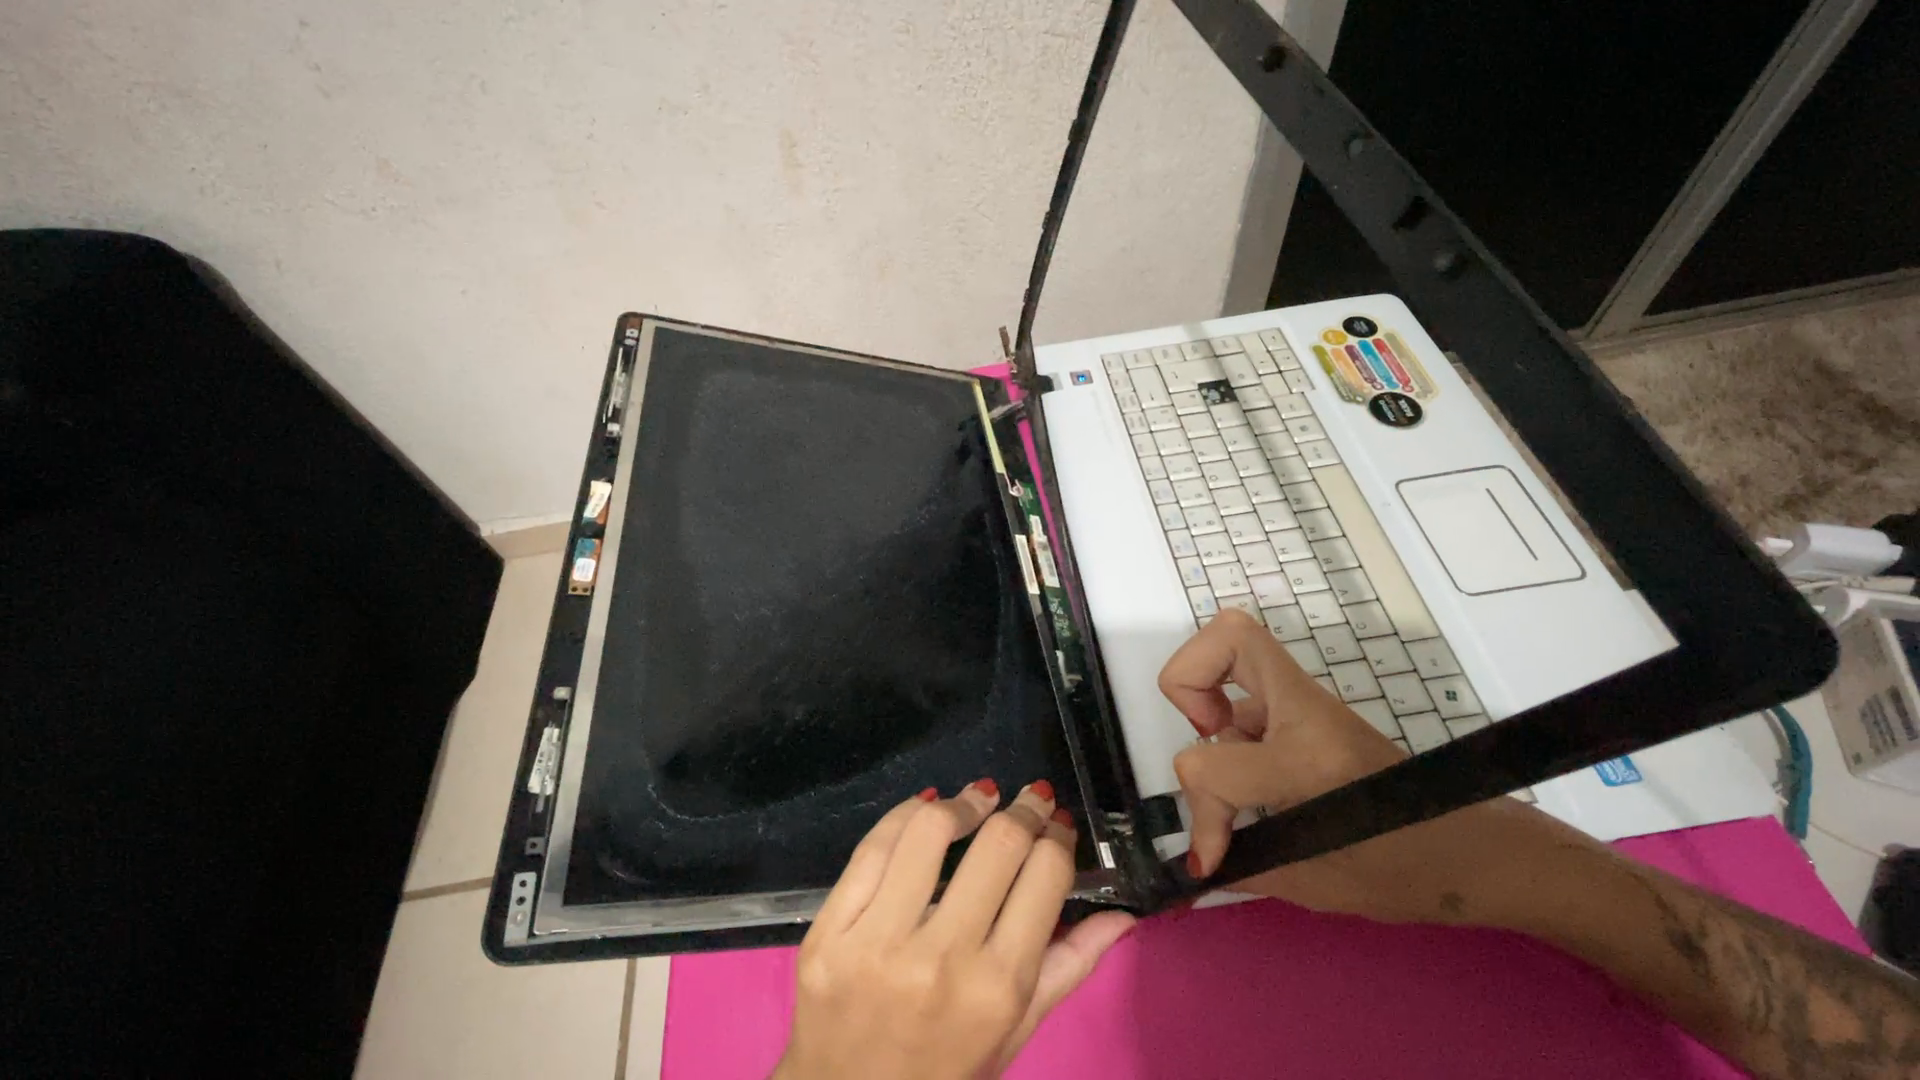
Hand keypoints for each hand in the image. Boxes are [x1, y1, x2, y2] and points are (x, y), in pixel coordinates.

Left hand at [775, 780, 1135, 1079]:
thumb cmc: (945, 1072)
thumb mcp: (1014, 1033)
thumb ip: (1068, 968)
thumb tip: (1123, 914)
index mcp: (997, 987)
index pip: (1045, 876)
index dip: (1058, 837)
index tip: (1057, 824)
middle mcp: (942, 959)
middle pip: (998, 844)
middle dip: (1023, 810)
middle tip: (1029, 801)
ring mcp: (878, 941)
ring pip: (930, 831)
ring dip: (965, 802)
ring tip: (979, 799)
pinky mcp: (830, 930)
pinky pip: (872, 848)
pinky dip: (905, 815)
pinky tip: (926, 808)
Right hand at [1163, 610, 1599, 926]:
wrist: (1484, 853)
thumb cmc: (1411, 874)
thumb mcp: (1318, 887)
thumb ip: (1245, 868)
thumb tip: (1197, 865)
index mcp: (1309, 760)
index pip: (1211, 762)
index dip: (1199, 812)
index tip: (1215, 854)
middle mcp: (1308, 714)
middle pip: (1230, 634)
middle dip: (1188, 677)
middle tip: (1206, 735)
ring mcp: (1312, 706)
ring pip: (1237, 655)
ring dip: (1211, 703)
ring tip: (1233, 774)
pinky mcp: (1312, 714)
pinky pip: (1252, 692)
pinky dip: (1232, 725)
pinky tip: (1252, 780)